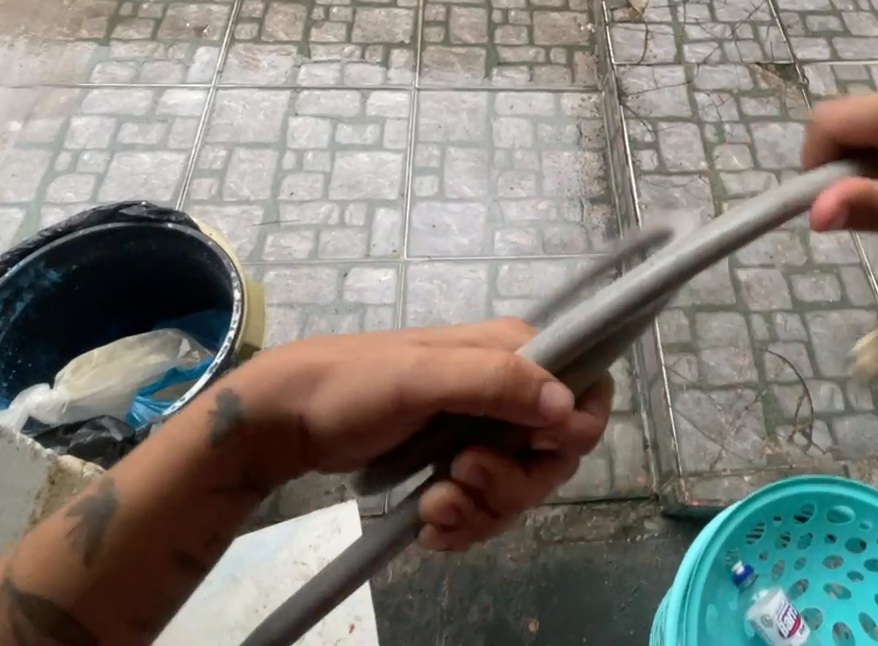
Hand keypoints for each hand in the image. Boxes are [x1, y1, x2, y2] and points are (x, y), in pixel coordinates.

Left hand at [222, 320, 611, 550]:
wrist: (292, 418)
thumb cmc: (355, 385)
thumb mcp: (423, 377)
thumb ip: (496, 383)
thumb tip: (568, 406)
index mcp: (512, 352)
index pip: (584, 387)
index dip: (575, 428)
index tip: (537, 452)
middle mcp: (509, 388)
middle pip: (556, 452)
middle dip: (515, 482)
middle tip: (462, 478)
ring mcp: (486, 427)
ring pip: (523, 486)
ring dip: (485, 509)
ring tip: (432, 508)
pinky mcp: (461, 461)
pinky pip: (490, 505)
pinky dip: (465, 523)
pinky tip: (428, 524)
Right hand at [801, 74, 877, 274]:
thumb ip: (868, 207)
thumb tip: (813, 213)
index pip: (828, 121)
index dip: (817, 162)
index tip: (833, 202)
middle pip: (839, 119)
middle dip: (840, 163)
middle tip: (873, 203)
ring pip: (854, 122)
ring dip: (858, 161)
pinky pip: (875, 123)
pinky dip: (876, 154)